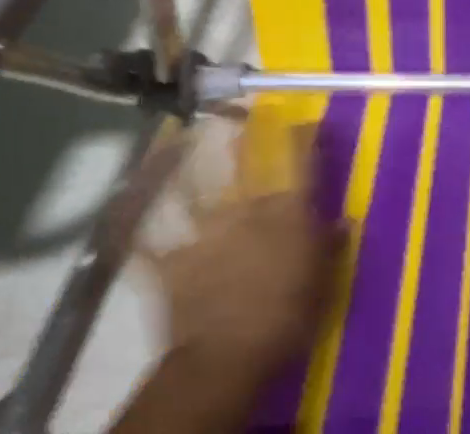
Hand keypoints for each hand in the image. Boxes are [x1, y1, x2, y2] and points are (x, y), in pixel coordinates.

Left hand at [153, 122, 341, 380]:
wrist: (226, 357)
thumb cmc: (289, 315)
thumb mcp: (326, 278)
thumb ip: (332, 243)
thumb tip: (344, 218)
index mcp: (288, 210)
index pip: (301, 160)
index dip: (305, 134)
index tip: (309, 119)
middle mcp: (244, 209)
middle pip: (242, 162)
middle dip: (240, 133)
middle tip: (235, 111)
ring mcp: (201, 232)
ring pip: (188, 188)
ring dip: (180, 160)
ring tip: (176, 136)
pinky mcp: (166, 261)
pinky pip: (143, 234)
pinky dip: (132, 216)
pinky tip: (125, 198)